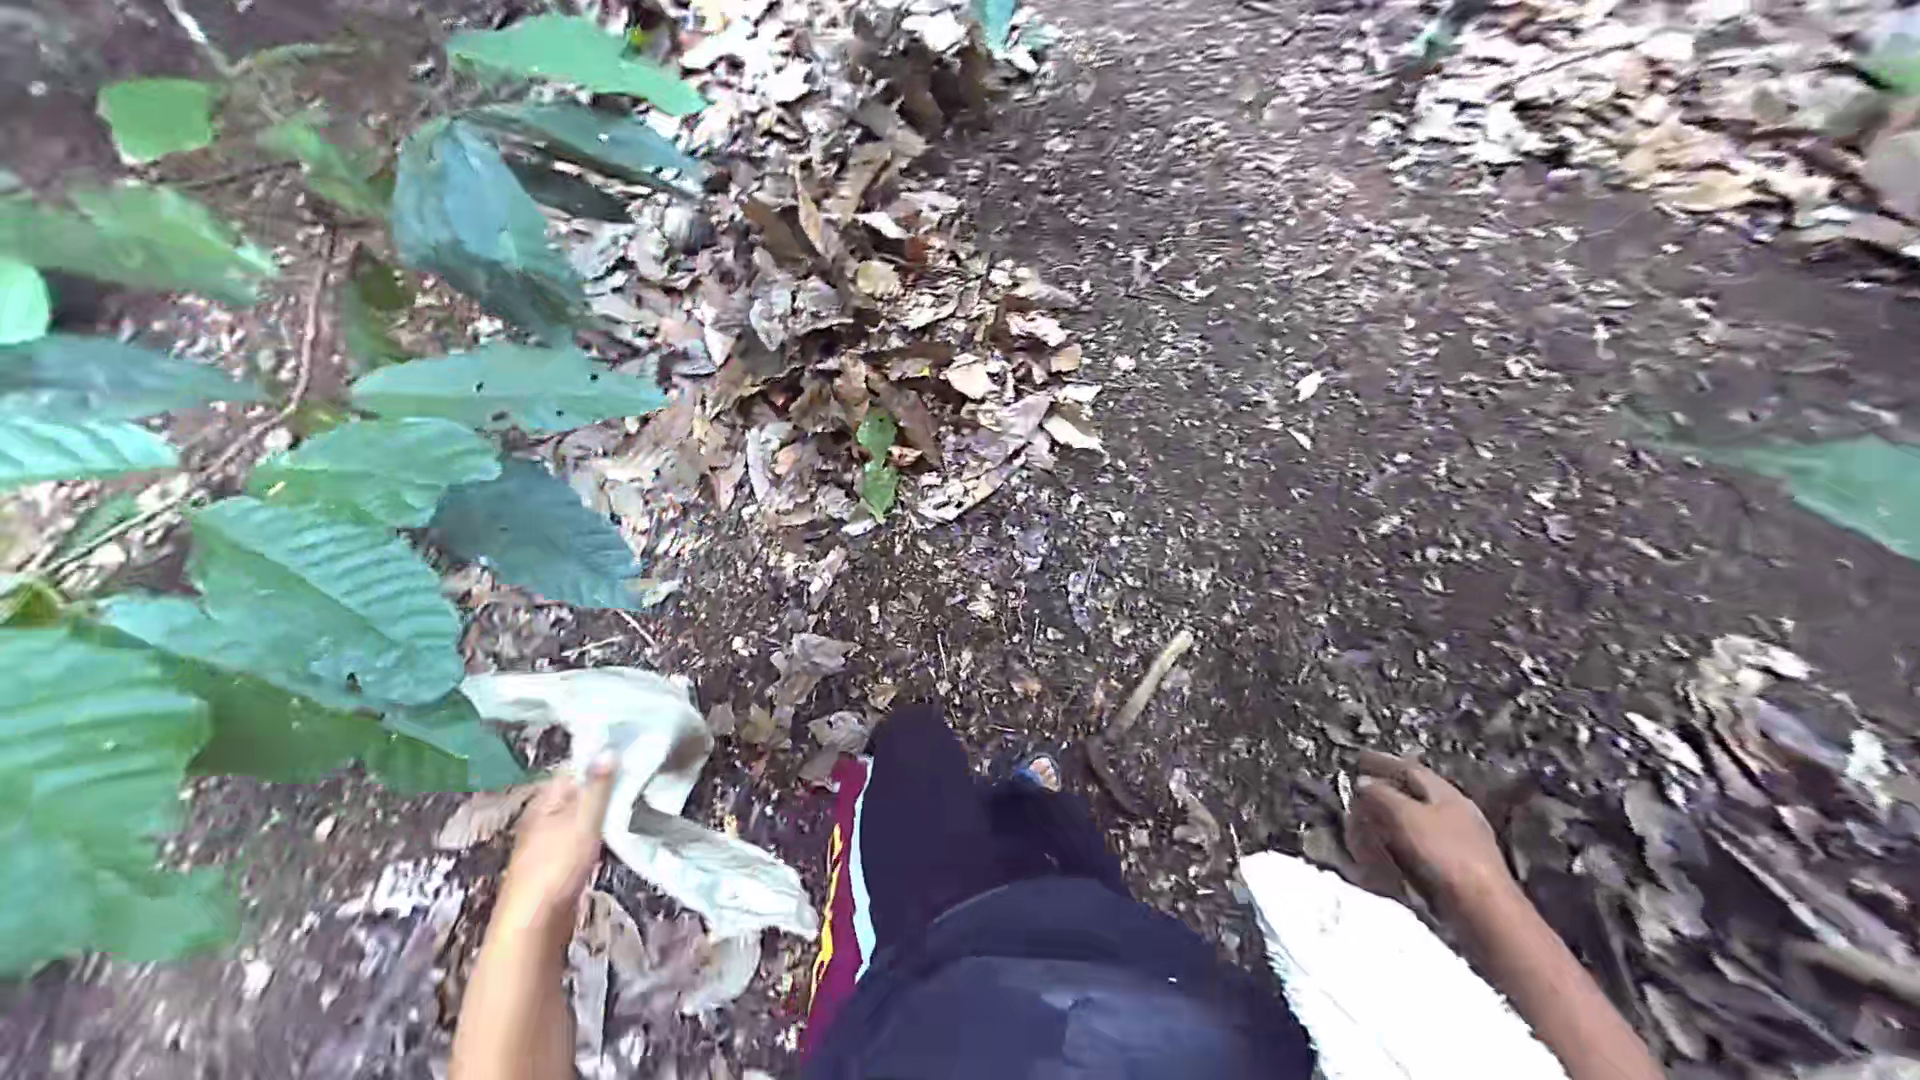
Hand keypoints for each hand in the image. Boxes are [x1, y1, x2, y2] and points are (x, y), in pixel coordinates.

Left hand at [495, 756, 617, 928]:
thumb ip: (598, 786)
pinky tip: (614, 834)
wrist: (534, 926)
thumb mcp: (584, 821)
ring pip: (581, 815)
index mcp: (544, 802)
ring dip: (602, 810)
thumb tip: (609, 749)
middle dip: (604, 786)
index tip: (629, 756)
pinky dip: (598, 831)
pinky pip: (582, 835)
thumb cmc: (557, 867)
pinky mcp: (557, 863)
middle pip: (577, 792)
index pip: (573, 768)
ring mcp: (548, 842)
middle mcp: (542, 818)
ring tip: (631, 803)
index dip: (599, 760)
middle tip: (636, 779)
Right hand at [1344, 750, 1517, 913]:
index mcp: (1447, 795)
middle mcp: (1455, 813)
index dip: (1382, 761)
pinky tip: (1386, 847)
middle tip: (1359, 788)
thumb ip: (1381, 794)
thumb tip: (1363, 781)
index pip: (1410, 769)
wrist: (1483, 909)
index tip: (1358, 758)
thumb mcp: (1405, 816)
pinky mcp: (1455, 865)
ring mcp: (1458, 840)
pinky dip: (1398, 839)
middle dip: (1385, 788)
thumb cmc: (1444, 854)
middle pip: (1415, 792)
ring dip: (1390, 815)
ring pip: (1417, 817)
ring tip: (1367, 817)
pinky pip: (1419, 841)